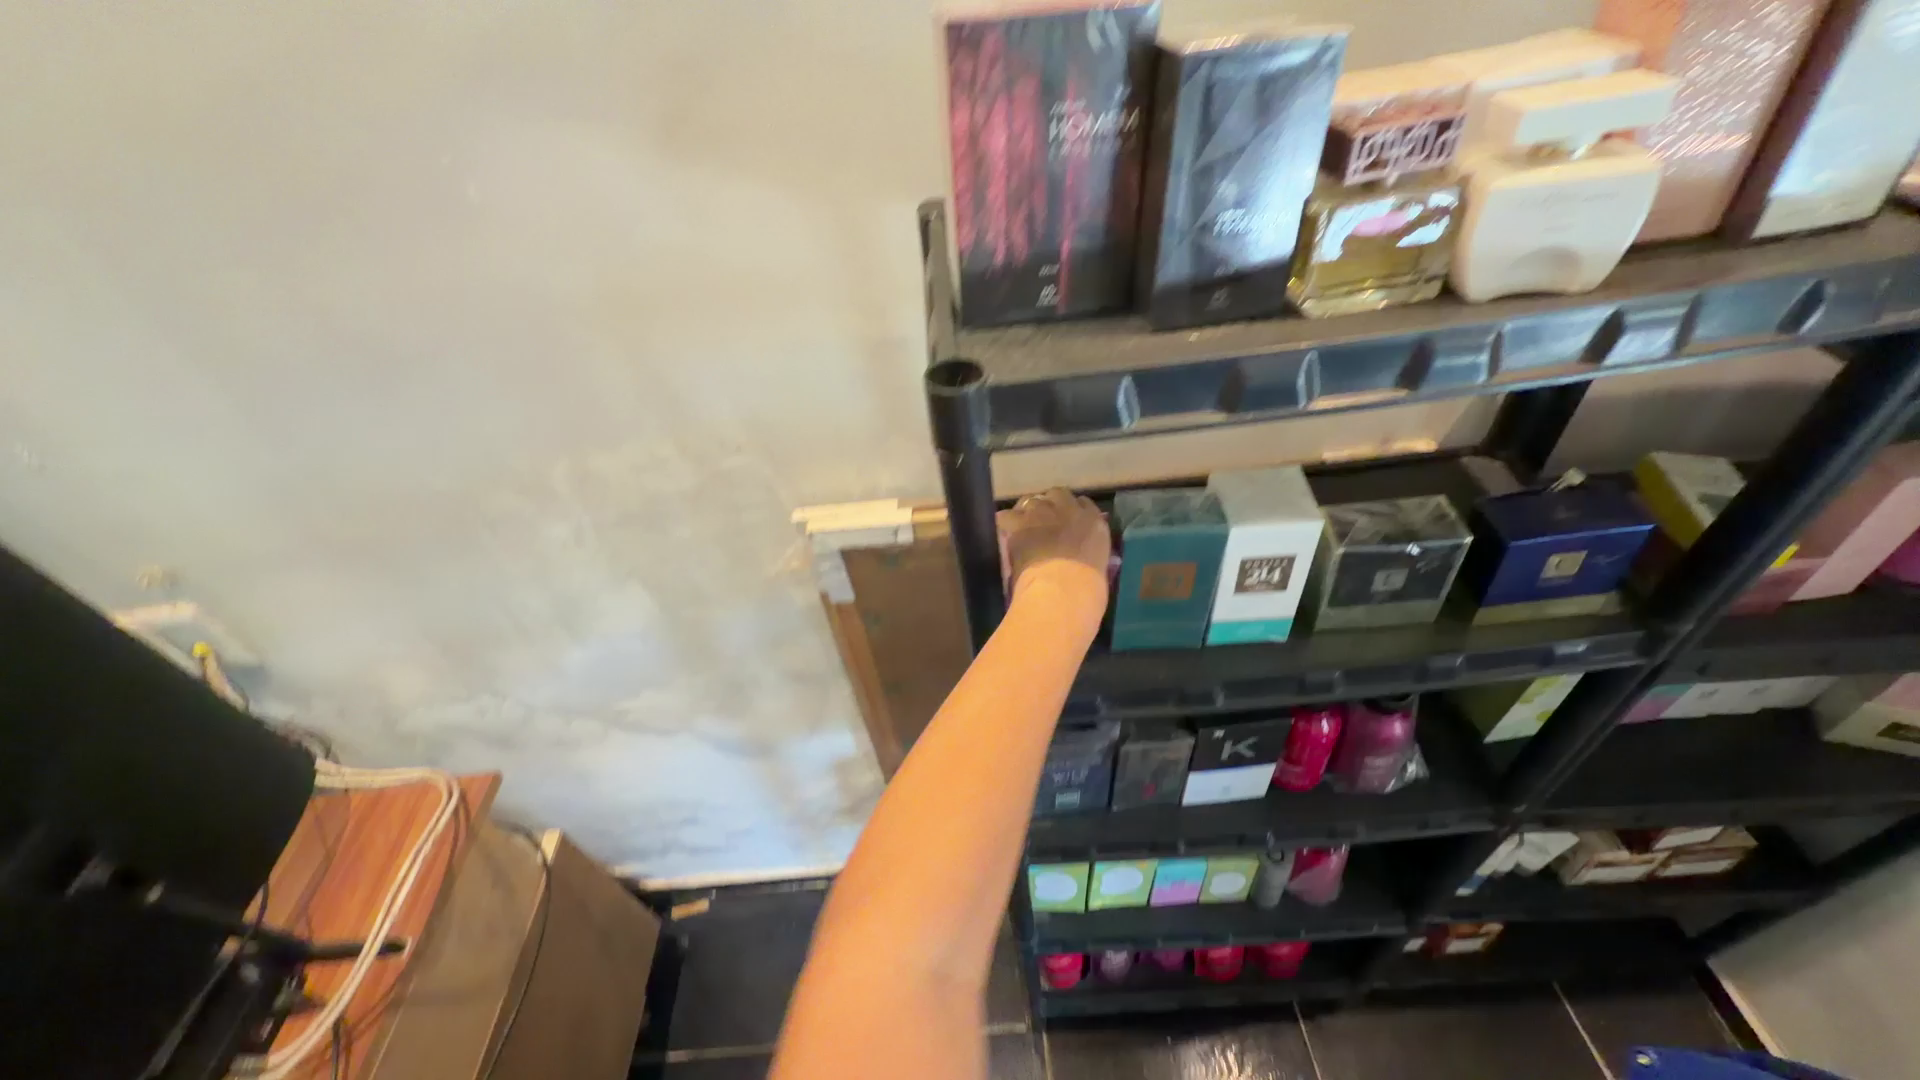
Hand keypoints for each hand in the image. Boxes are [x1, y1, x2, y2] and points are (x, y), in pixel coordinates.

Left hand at [997, 488, 1110, 602]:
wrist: (1063, 588)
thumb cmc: (1088, 587)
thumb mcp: (1099, 564)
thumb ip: (1091, 551)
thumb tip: (1082, 553)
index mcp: (1094, 521)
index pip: (1083, 504)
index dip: (1072, 511)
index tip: (1067, 523)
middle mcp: (1069, 509)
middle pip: (1057, 494)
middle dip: (1051, 506)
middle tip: (1044, 523)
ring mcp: (1043, 512)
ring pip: (1032, 501)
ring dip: (1028, 513)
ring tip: (1023, 528)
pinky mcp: (1019, 522)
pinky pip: (1007, 515)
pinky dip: (1006, 523)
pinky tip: (1006, 535)